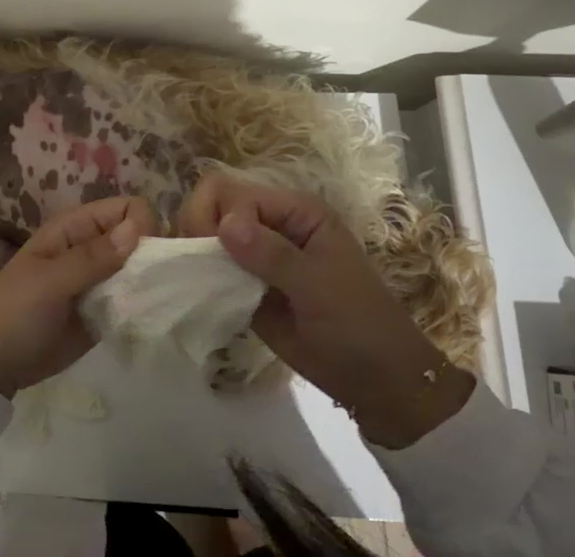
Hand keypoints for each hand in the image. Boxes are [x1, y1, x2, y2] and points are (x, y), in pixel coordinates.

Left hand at [0, 197, 155, 396]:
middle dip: (154, 256)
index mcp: (75, 228)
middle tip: (160, 285)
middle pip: (140, 238)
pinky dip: (144, 306)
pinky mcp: (107, 311)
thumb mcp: (50, 282)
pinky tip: (150, 320)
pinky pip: (135, 300)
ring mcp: (101, 280)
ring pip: (141, 269)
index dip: (143, 227)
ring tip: (157, 305)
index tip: (149, 257)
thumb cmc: (15, 311)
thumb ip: (93, 258)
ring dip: (153, 283)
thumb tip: (137, 229)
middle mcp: (93, 248)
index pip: (127, 209)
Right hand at [181, 176, 474, 447]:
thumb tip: (223, 225)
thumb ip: (271, 254)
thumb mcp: (320, 287)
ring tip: (197, 278)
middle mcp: (273, 224)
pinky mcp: (247, 285)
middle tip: (201, 264)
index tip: (216, 253)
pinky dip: (201, 276)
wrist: (377, 382)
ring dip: (197, 252)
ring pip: (209, 234)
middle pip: (216, 204)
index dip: (218, 217)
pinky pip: (213, 268)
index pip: (235, 192)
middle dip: (200, 228)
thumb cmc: (359, 325)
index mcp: (297, 211)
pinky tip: (199, 290)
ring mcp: (258, 255)